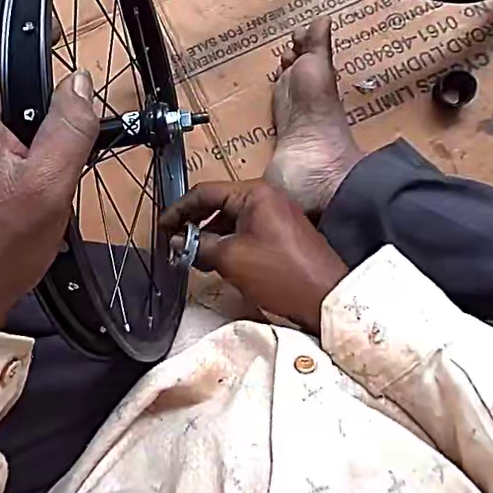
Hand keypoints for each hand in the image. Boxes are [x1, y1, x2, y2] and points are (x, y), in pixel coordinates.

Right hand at [160, 179, 348, 332]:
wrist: (329, 300)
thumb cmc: (282, 274)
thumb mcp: (231, 258)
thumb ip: (199, 245)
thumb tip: (179, 241)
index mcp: (254, 193)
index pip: (204, 192)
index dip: (179, 210)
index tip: (164, 227)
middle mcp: (267, 196)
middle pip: (217, 203)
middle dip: (194, 223)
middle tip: (175, 241)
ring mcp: (278, 214)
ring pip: (231, 218)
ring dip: (210, 234)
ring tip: (194, 255)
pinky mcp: (284, 232)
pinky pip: (247, 229)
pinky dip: (229, 241)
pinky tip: (219, 260)